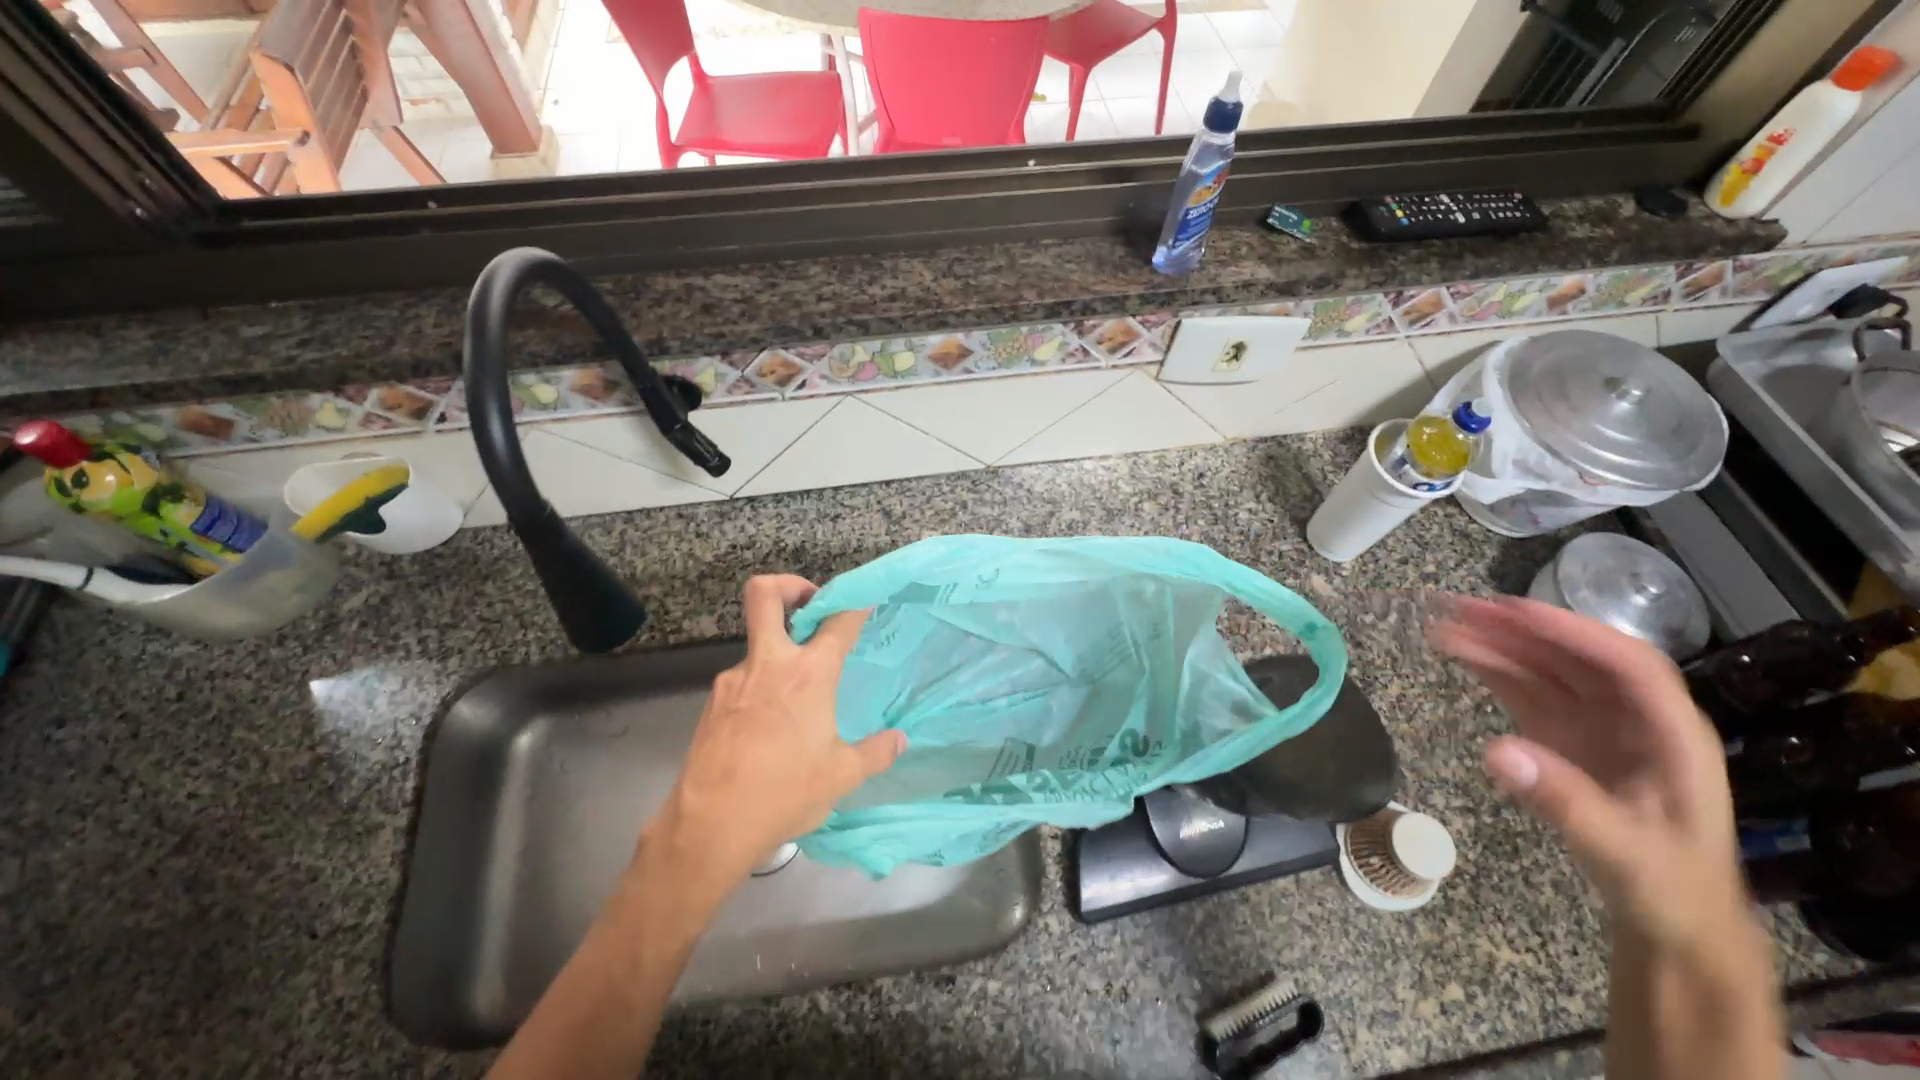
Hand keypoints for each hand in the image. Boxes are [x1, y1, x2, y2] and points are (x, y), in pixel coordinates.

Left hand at [643, 575, 905, 891]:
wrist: (710, 825)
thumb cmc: (784, 794)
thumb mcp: (841, 776)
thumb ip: (874, 753)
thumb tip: (899, 740)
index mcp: (809, 675)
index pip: (837, 621)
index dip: (855, 604)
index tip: (865, 602)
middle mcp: (768, 664)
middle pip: (764, 594)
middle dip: (788, 585)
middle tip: (809, 603)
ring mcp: (733, 681)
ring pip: (754, 645)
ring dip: (777, 653)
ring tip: (797, 697)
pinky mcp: (711, 704)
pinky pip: (742, 681)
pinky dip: (760, 689)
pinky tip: (770, 727)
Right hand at [1428, 595, 1750, 945]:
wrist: (1675, 922)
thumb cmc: (1669, 888)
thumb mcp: (1625, 853)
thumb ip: (1564, 801)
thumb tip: (1495, 751)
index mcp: (1671, 734)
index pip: (1626, 665)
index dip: (1571, 634)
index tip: (1515, 613)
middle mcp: (1634, 719)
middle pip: (1577, 660)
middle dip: (1521, 632)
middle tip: (1460, 610)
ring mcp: (1598, 728)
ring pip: (1548, 673)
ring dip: (1499, 647)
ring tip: (1445, 627)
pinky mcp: (1567, 742)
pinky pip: (1529, 697)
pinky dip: (1495, 675)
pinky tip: (1463, 658)